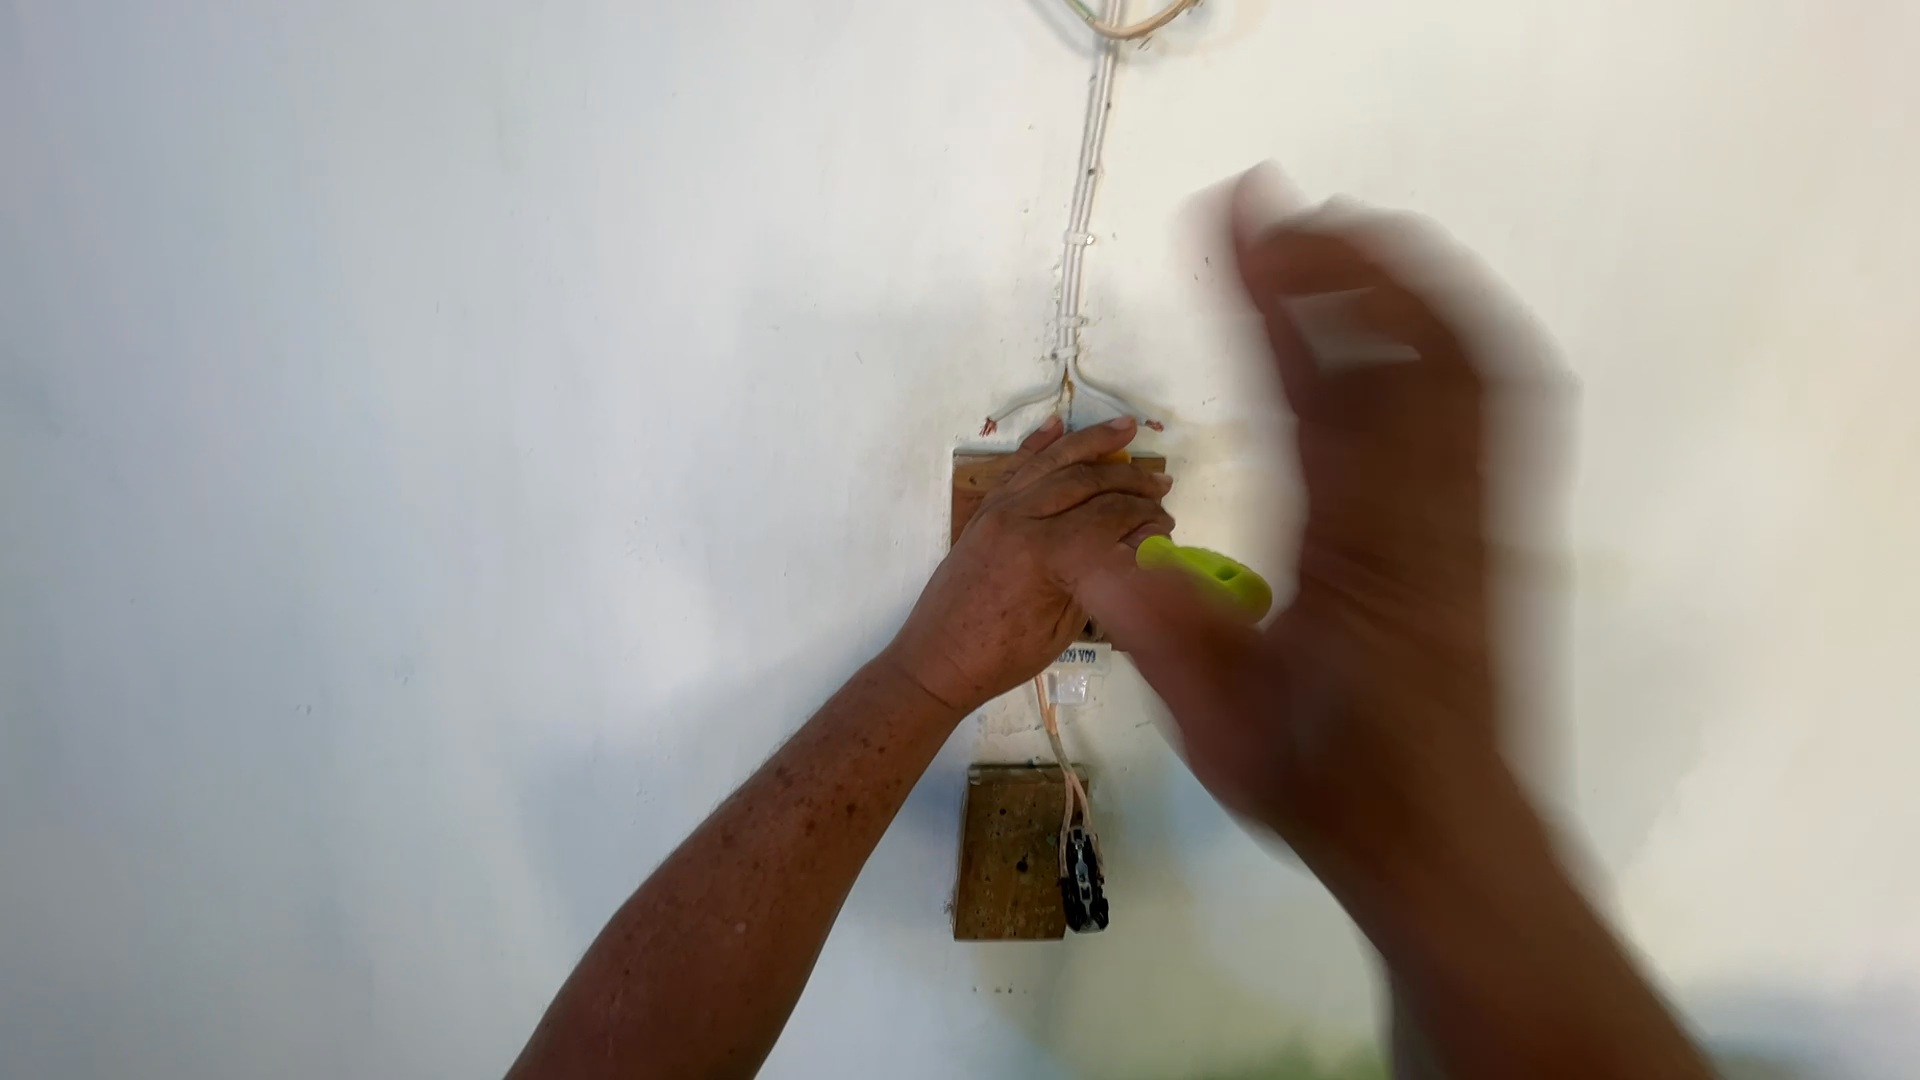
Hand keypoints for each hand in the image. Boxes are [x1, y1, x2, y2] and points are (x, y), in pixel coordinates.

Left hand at [886, 416, 1173, 714]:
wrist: (937, 658)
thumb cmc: (1002, 656)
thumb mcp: (1063, 625)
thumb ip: (1100, 577)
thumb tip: (1139, 544)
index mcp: (1045, 553)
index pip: (1109, 516)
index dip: (1144, 517)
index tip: (1166, 524)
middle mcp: (1019, 519)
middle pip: (1086, 482)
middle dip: (1129, 481)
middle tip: (1160, 485)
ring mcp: (997, 510)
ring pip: (1051, 462)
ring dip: (1091, 443)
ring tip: (1125, 428)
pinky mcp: (983, 512)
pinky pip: (1015, 469)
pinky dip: (1038, 444)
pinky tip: (1058, 426)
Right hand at [1081, 176, 1542, 893]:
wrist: (1446, 844)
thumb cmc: (1324, 786)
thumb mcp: (1212, 721)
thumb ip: (1147, 625)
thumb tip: (1072, 545)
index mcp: (1352, 559)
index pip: (1312, 394)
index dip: (1267, 296)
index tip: (1232, 221)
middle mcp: (1428, 520)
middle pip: (1409, 352)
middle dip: (1341, 261)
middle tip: (1276, 209)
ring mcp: (1477, 519)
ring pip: (1466, 365)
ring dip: (1401, 283)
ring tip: (1334, 238)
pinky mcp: (1494, 529)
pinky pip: (1491, 406)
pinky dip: (1447, 334)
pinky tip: (1401, 324)